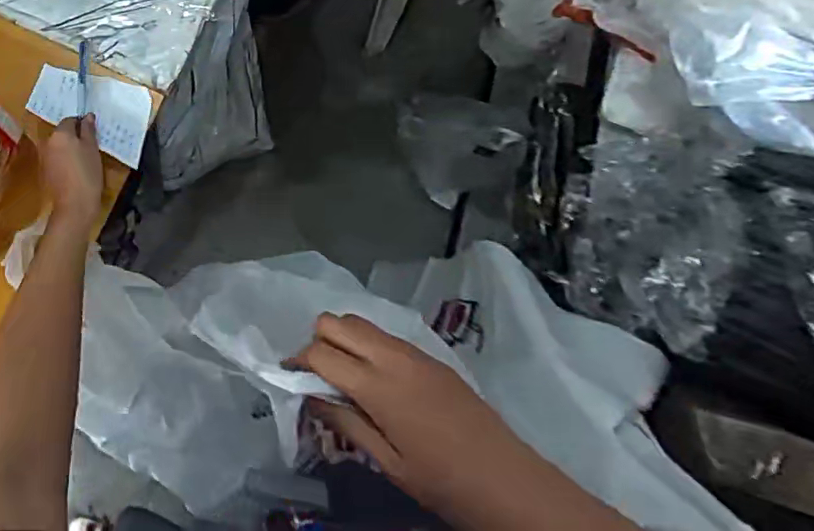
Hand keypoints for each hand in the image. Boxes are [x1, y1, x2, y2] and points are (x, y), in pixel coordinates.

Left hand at [41, 115, 103, 235]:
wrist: (74, 204)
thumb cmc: (87, 173)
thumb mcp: (92, 149)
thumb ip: (88, 130)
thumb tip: (87, 116)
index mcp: (59, 133)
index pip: (70, 120)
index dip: (82, 125)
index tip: (93, 135)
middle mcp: (47, 141)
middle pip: (62, 133)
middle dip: (75, 137)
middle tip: (91, 148)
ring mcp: (43, 156)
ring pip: (58, 146)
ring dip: (69, 148)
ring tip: (85, 160)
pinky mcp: (44, 170)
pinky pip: (55, 158)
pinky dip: (63, 160)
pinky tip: (75, 170)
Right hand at [292, 315, 628, 529]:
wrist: (522, 492)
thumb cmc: (449, 484)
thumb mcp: (389, 464)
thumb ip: (344, 423)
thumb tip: (308, 395)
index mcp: (377, 386)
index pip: (318, 353)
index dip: (297, 362)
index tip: (292, 378)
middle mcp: (392, 358)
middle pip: (333, 323)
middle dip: (317, 342)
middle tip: (321, 374)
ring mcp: (415, 355)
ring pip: (357, 321)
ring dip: (342, 339)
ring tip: (348, 373)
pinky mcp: (433, 360)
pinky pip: (385, 335)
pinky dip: (368, 345)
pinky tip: (379, 378)